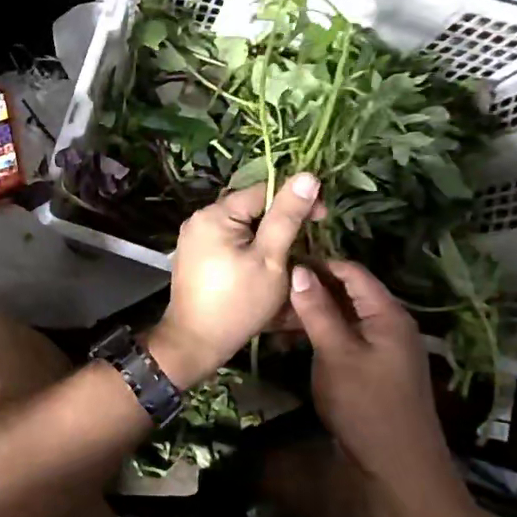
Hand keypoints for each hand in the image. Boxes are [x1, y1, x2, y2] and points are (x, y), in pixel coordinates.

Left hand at [148, 173, 320, 387]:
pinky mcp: (195, 256)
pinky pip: (228, 243)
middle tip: (306, 245)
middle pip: (250, 208)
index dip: (296, 201)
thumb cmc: (238, 302)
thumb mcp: (270, 258)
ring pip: (241, 227)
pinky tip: (263, 268)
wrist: (195, 341)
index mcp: (215, 214)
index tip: (323, 218)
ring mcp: (194, 238)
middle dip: (281, 222)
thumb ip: (287, 216)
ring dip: (266, 238)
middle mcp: (199, 219)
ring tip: (287, 260)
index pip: (263, 191)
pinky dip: (249, 250)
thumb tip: (308, 176)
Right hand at [287, 260, 447, 474]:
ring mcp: (379, 348)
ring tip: (270, 315)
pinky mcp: (369, 368)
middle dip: (308, 290)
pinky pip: (341, 338)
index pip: (351, 272)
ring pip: (340, 317)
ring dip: (308, 314)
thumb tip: (299, 269)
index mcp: (387, 314)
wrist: (396, 467)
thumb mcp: (336, 353)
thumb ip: (318, 310)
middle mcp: (387, 325)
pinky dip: (316, 335)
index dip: (317, 263)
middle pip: (345, 293)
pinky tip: (287, 339)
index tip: (279, 263)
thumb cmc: (366, 404)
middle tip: (269, 292)